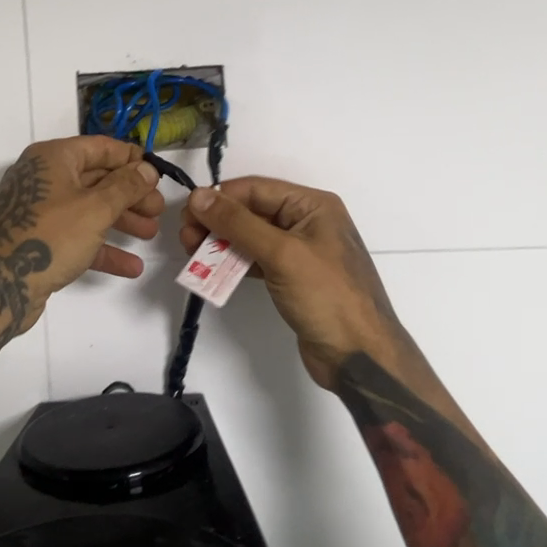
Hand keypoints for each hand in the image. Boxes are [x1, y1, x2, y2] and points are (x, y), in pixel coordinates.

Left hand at [0, 136, 162, 333]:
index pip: (100, 148)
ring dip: (121, 220)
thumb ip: (126, 186)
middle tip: (158, 210)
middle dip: (130, 194)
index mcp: (53, 158)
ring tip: (151, 234)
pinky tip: (130, 267)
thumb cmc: (50, 236)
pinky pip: (77, 237)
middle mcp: (44, 179)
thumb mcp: (96, 208)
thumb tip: (147, 169)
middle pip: (96, 179)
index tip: (157, 173)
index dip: (130, 158)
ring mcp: (39, 211)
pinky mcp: (38, 241)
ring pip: (88, 208)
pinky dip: (102, 247)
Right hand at [181, 178, 410, 389]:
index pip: (256, 189)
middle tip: (186, 239)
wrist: (360, 357)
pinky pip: (257, 260)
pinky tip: (213, 271)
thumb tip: (199, 196)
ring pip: (251, 237)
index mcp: (313, 205)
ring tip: (192, 255)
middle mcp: (307, 222)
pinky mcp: (293, 278)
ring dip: (221, 243)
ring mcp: (300, 251)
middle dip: (217, 222)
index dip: (220, 198)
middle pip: (251, 211)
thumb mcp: (281, 254)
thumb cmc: (327, 297)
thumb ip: (238, 223)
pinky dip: (234, 263)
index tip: (186, 214)